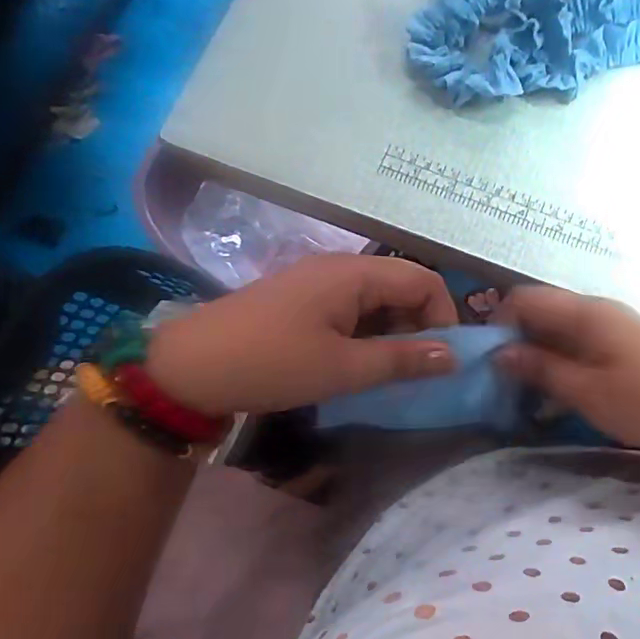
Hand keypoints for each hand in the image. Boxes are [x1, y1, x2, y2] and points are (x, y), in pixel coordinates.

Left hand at [144, 255, 458, 414]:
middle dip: (420, 324)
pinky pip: (351, 308)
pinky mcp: (301, 299)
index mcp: (353, 274)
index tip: (441, 357)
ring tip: (387, 370)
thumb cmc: (271, 364)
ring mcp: (317, 282)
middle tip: (415, 368)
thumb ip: (403, 360)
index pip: (424, 280)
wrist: (186, 368)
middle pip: (403, 285)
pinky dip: (367, 332)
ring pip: (377, 299)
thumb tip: (453, 356)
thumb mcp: (344, 368)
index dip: (444, 315)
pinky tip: (356, 361)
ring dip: (393, 331)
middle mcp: (339, 268)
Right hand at [495, 287, 639, 458]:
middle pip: (541, 311)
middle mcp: (598, 309)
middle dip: (516, 340)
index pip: (526, 298)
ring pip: (559, 329)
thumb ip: (540, 368)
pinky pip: (578, 343)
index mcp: (587, 312)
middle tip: (501, 380)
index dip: (500, 324)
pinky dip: (560, 360)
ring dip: (538, 353)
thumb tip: (499, 354)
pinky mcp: (621, 345)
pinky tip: (555, 390)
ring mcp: (612, 326)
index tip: (488, 361)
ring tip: (523, 389)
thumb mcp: (585, 390)